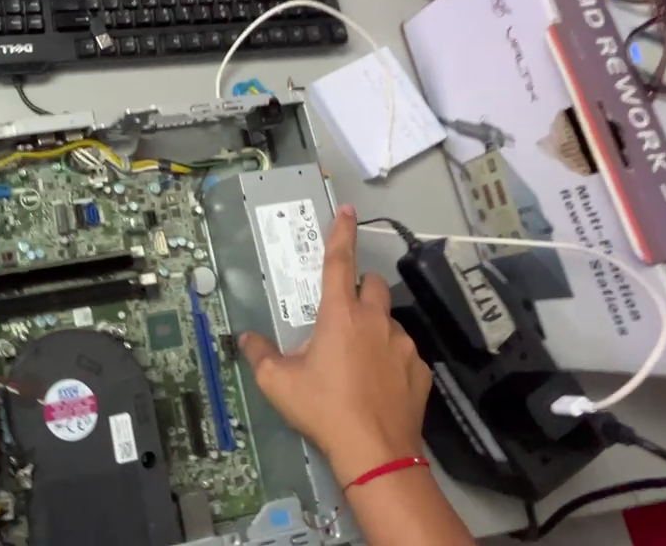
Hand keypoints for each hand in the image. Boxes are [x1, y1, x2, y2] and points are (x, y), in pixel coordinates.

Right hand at [238, 205, 431, 481]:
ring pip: (389, 320)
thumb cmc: (324, 409)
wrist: (376, 455)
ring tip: (358, 359)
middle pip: (374, 285)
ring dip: (375, 327)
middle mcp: (375, 320)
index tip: (348, 210)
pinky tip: (378, 383)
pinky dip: (391, 358)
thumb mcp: (279, 382)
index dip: (342, 232)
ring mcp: (402, 345)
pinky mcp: (420, 372)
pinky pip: (404, 353)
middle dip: (361, 289)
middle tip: (342, 313)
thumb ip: (259, 353)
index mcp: (340, 313)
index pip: (340, 260)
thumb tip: (245, 338)